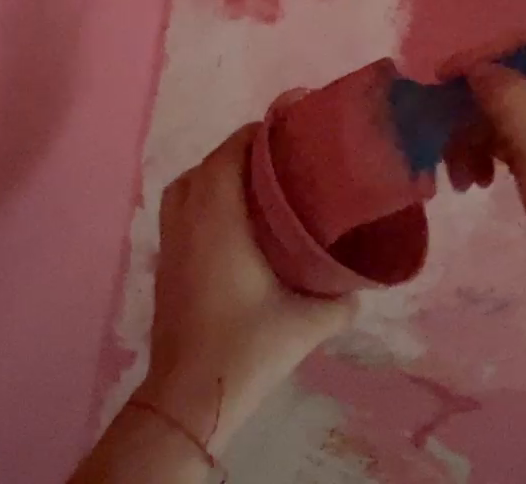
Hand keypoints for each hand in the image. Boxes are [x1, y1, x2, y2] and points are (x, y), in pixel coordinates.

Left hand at [138, 124, 355, 454]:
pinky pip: (179, 206)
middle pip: (209, 162)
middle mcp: (188, 218)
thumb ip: (340, 300)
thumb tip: (361, 285)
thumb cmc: (246, 347)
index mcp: (218, 217)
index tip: (287, 130)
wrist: (189, 393)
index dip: (256, 134)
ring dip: (216, 172)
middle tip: (280, 159)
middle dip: (241, 150)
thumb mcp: (306, 323)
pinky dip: (201, 196)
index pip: (230, 152)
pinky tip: (230, 221)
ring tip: (253, 184)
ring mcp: (170, 239)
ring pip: (187, 183)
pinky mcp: (164, 260)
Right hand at [458, 63, 525, 318]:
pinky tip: (477, 186)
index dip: (479, 58)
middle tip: (443, 148)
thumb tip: (478, 65)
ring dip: (472, 140)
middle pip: (506, 86)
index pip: (522, 48)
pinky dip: (487, 159)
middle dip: (468, 112)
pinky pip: (510, 147)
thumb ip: (512, 104)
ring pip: (502, 118)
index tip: (441, 83)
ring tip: (461, 182)